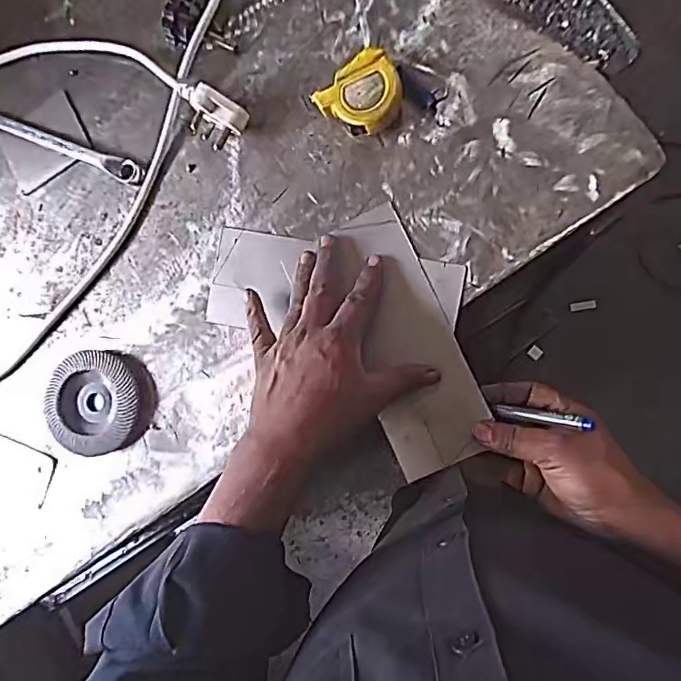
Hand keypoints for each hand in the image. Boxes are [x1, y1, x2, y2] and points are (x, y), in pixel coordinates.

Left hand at [199, 237, 440, 532]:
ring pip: (296, 302)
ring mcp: (286, 343)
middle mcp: (311, 334)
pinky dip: (255, 311)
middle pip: (323, 290)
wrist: (285, 439)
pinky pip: (259, 328)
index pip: (359, 302)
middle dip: (329, 263)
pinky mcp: (265, 357)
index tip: (374, 262)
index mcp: (340, 341)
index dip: (369, 280)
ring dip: (302, 277)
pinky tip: (251, 295)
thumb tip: (428, 373)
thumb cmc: (326, 420)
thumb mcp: (372, 399)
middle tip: (330, 241)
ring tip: (305, 256)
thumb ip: (402, 381)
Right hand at [471, 382, 679, 544]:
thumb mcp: (556, 449)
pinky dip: (492, 467)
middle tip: (467, 421)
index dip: (504, 393)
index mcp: (565, 414)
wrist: (619, 517)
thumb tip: (485, 430)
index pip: (529, 394)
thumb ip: (517, 438)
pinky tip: (478, 464)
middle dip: (491, 421)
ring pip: (509, 446)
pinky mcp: (537, 480)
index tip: (480, 396)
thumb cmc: (606, 479)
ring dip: (489, 445)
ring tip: (467, 442)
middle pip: (514, 420)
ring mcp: (545, 457)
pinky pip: (508, 469)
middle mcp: (554, 433)